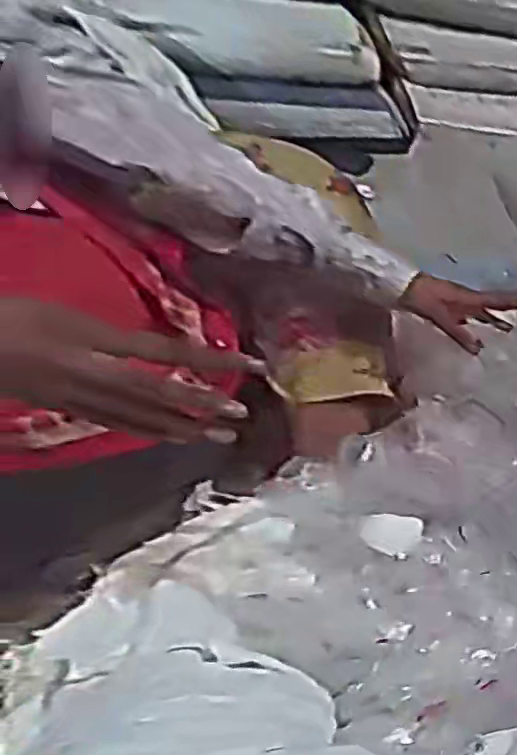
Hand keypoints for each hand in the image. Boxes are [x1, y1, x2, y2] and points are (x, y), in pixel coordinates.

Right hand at [0, 298, 259, 442]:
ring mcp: (69, 392)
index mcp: (85, 340)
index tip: (255, 365)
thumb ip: (117, 336)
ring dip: (184, 425)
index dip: (213, 360)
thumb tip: (171, 352)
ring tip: (223, 435)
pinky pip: (112, 422)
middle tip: (240, 413)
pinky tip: (175, 438)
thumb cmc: (3, 317)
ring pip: (137, 413)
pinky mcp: (58, 406)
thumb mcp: (63, 316)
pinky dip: (148, 431)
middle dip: (199, 403)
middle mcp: (83, 370)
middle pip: (154, 390)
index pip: (165, 351)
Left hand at [400, 275, 516, 353]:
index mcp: (471, 299)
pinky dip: (481, 323)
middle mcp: (470, 300)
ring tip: (511, 328)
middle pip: (497, 305)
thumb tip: (480, 350)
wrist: (395, 284)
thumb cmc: (420, 296)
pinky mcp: (451, 308)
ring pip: (485, 312)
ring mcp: (461, 304)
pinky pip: (472, 316)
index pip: (501, 300)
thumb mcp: (440, 315)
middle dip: (515, 307)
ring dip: (498, 318)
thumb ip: (459, 332)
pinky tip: (483, 332)